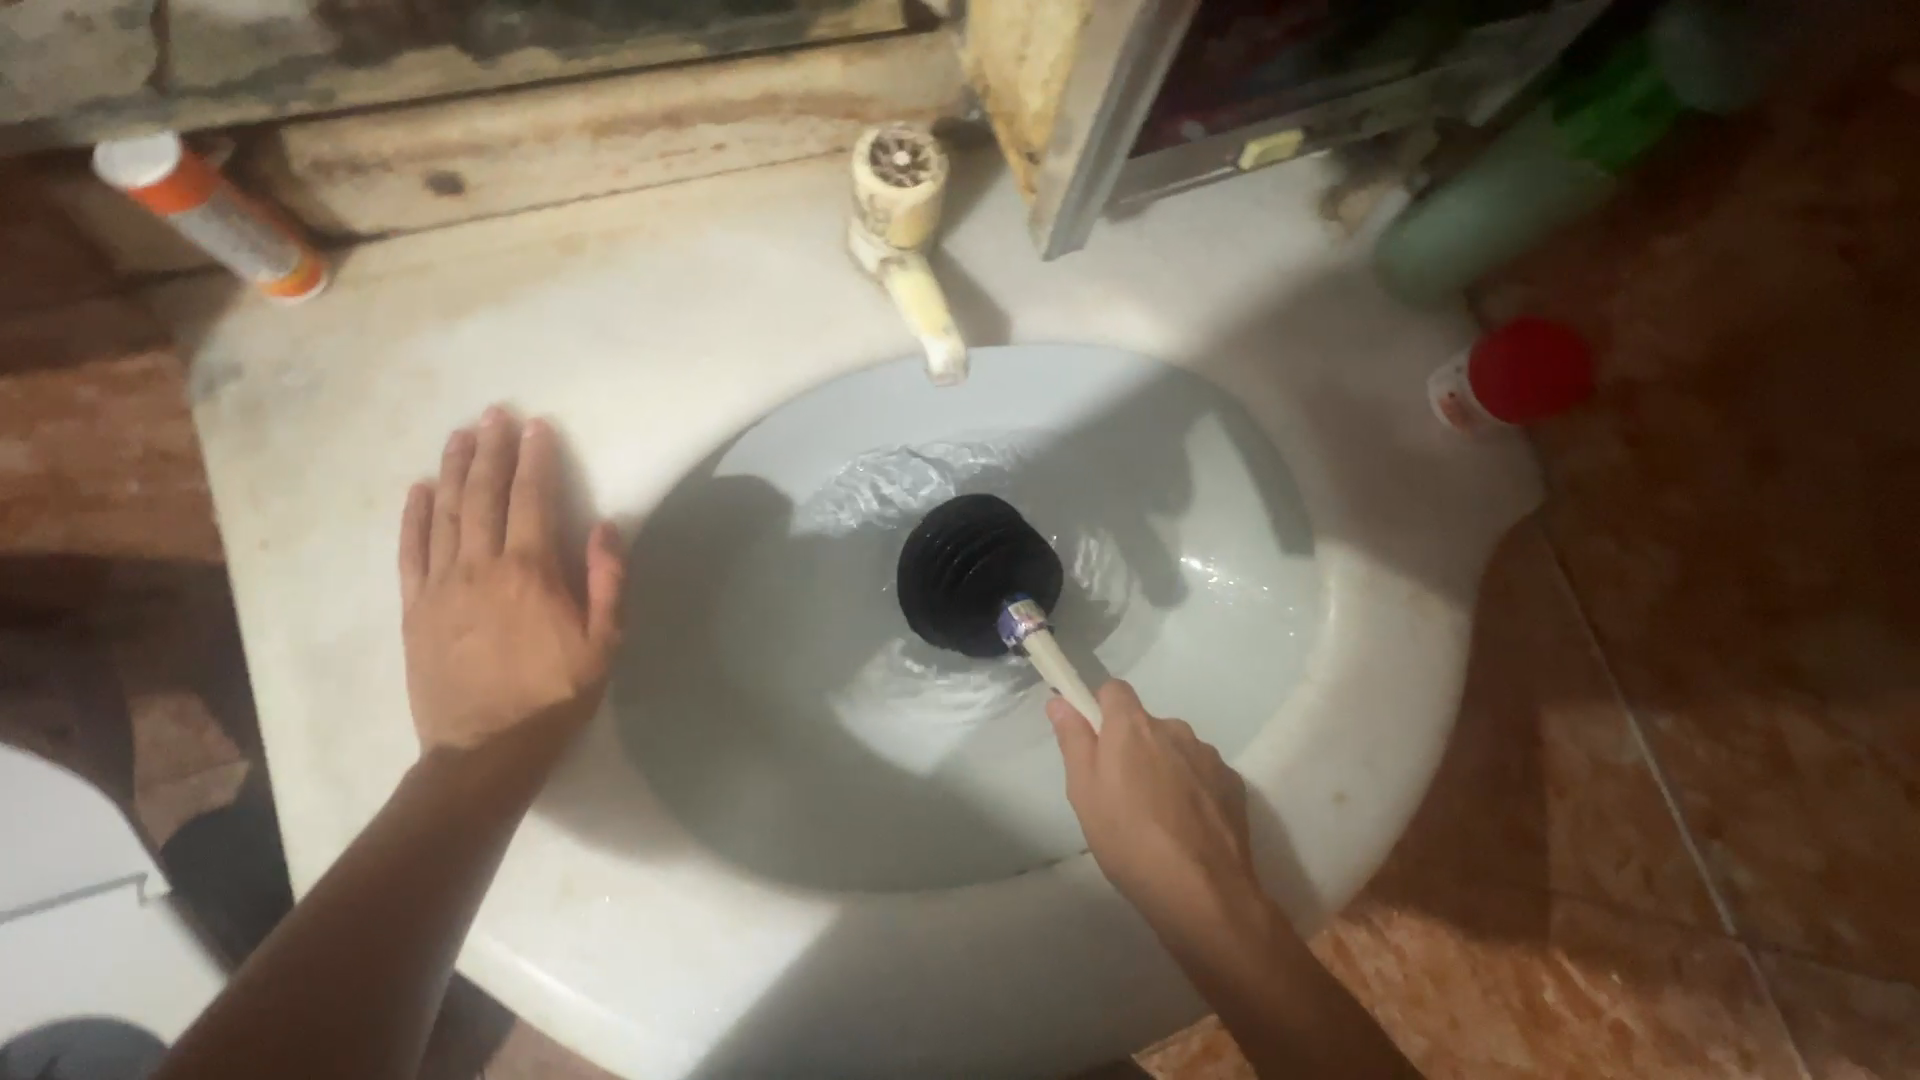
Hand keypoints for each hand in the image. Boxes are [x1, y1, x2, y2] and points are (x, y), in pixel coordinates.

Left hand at [398, 406, 623, 753]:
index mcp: (531, 572)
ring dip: (455, 469)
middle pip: (484, 495)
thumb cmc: (556, 695)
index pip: (533, 499)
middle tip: (495, 414)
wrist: (486, 749)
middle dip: (492, 451)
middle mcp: (481, 566)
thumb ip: (607, 580)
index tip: (538, 427)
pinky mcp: (414, 608)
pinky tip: (420, 488)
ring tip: (461, 435)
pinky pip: (410, 550)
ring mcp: (440, 585)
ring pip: (446, 513)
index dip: (536, 459)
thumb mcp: (604, 642)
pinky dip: (414, 515)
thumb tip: (605, 524)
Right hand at [1048, 681, 1260, 928]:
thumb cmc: (1128, 839)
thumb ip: (1074, 740)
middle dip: (1132, 747)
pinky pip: (1202, 774)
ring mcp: (1208, 756)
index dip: (1100, 708)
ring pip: (1176, 750)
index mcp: (1133, 726)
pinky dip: (1192, 789)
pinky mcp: (1234, 784)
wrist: (1202, 892)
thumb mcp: (1084, 792)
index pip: (1114, 689)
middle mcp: (1174, 729)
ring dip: (1164, 768)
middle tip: (1120, 793)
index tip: (1092, 738)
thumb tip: (1061, 701)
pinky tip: (1186, 827)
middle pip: (1145, 724)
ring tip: (1157, 817)